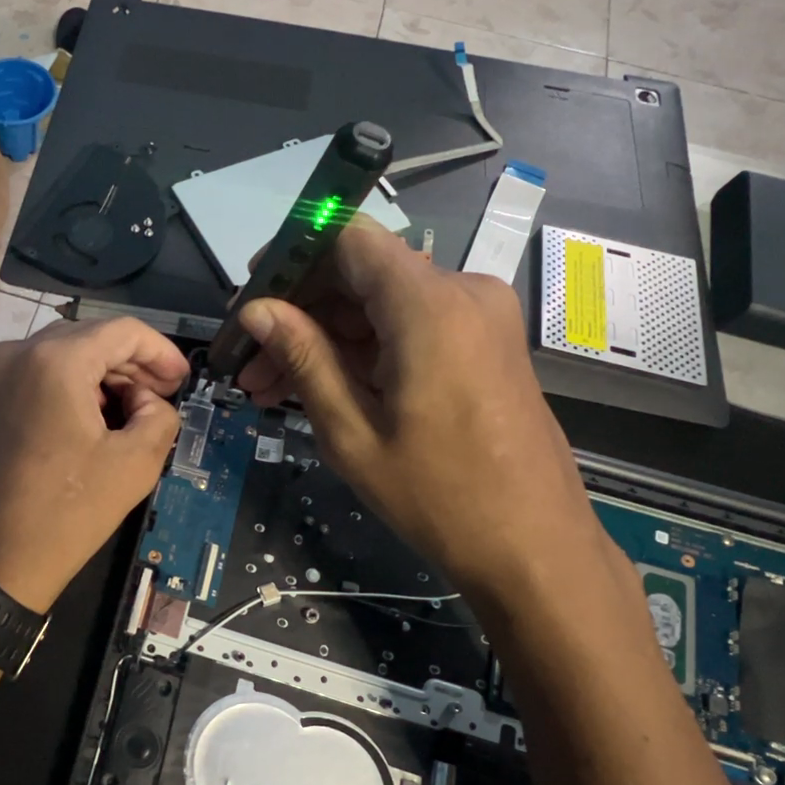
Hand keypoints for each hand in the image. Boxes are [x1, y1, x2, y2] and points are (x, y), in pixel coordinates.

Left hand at [0, 317, 188, 613]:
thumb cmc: (69, 511)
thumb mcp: (136, 462)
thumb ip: (159, 414)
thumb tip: (148, 400)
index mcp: (54, 360)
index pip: (122, 331)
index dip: (161, 352)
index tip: (182, 382)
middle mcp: (17, 352)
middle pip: (91, 337)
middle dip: (132, 365)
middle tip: (162, 399)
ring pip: (65, 353)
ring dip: (103, 375)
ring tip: (133, 412)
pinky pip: (41, 372)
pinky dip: (73, 385)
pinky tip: (96, 417)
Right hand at [233, 215, 602, 600]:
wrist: (535, 547)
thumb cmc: (438, 496)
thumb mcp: (352, 431)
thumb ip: (303, 358)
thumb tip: (256, 310)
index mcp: (429, 306)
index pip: (348, 238)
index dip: (293, 255)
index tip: (250, 298)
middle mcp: (461, 292)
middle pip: (361, 273)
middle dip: (299, 312)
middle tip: (250, 364)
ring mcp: (479, 317)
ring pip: (381, 304)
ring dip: (325, 337)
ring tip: (271, 389)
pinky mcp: (484, 342)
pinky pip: (409, 326)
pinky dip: (363, 350)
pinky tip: (320, 388)